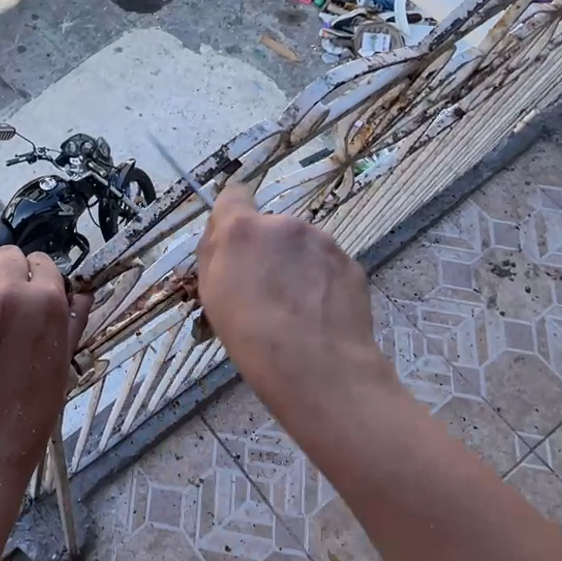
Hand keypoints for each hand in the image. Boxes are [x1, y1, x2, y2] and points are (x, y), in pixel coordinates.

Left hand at [0, 246, 90, 479]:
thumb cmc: (33, 405)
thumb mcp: (64, 358)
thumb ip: (73, 318)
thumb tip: (82, 290)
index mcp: (47, 300)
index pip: (38, 260)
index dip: (33, 277)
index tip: (28, 295)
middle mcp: (8, 294)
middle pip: (3, 257)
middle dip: (3, 277)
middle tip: (0, 309)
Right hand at [195, 184, 385, 411]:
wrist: (317, 366)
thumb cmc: (249, 333)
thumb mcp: (211, 293)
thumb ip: (215, 253)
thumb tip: (223, 234)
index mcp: (243, 229)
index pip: (234, 194)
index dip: (232, 214)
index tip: (234, 241)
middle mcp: (284, 225)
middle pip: (270, 228)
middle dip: (267, 250)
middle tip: (266, 292)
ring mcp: (323, 242)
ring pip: (302, 247)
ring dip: (296, 266)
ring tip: (297, 310)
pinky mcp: (351, 263)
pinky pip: (328, 266)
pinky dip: (322, 283)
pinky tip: (320, 315)